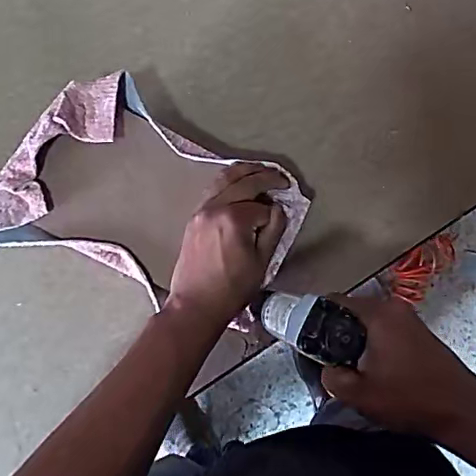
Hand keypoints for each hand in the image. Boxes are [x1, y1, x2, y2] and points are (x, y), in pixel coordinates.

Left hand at [164, 162, 288, 324]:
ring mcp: (201, 211)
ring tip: (261, 170)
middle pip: (244, 182)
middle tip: (282, 179)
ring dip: (245, 171)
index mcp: (233, 219)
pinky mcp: (194, 218)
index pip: (263, 206)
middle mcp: (215, 208)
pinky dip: (229, 181)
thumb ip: (274, 229)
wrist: (195, 305)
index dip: (274, 214)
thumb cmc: (232, 287)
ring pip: (224, 178)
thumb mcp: (263, 260)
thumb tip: (278, 210)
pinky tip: (239, 184)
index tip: (281, 220)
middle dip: (266, 177)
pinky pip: (213, 189)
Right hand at [320, 293, 475, 439]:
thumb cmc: (411, 398)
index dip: (313, 319)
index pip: (334, 301)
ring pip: (368, 325)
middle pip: (351, 312)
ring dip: (354, 343)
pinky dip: (372, 347)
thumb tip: (326, 368)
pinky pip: (384, 333)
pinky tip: (369, 373)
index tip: (302, 338)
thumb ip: (331, 376)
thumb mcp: (358, 393)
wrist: (458, 408)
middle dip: (334, 335)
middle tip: (322, 361)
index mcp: (379, 314)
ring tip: (345, 371)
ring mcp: (409, 320)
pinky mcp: (418, 334)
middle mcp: (395, 309)